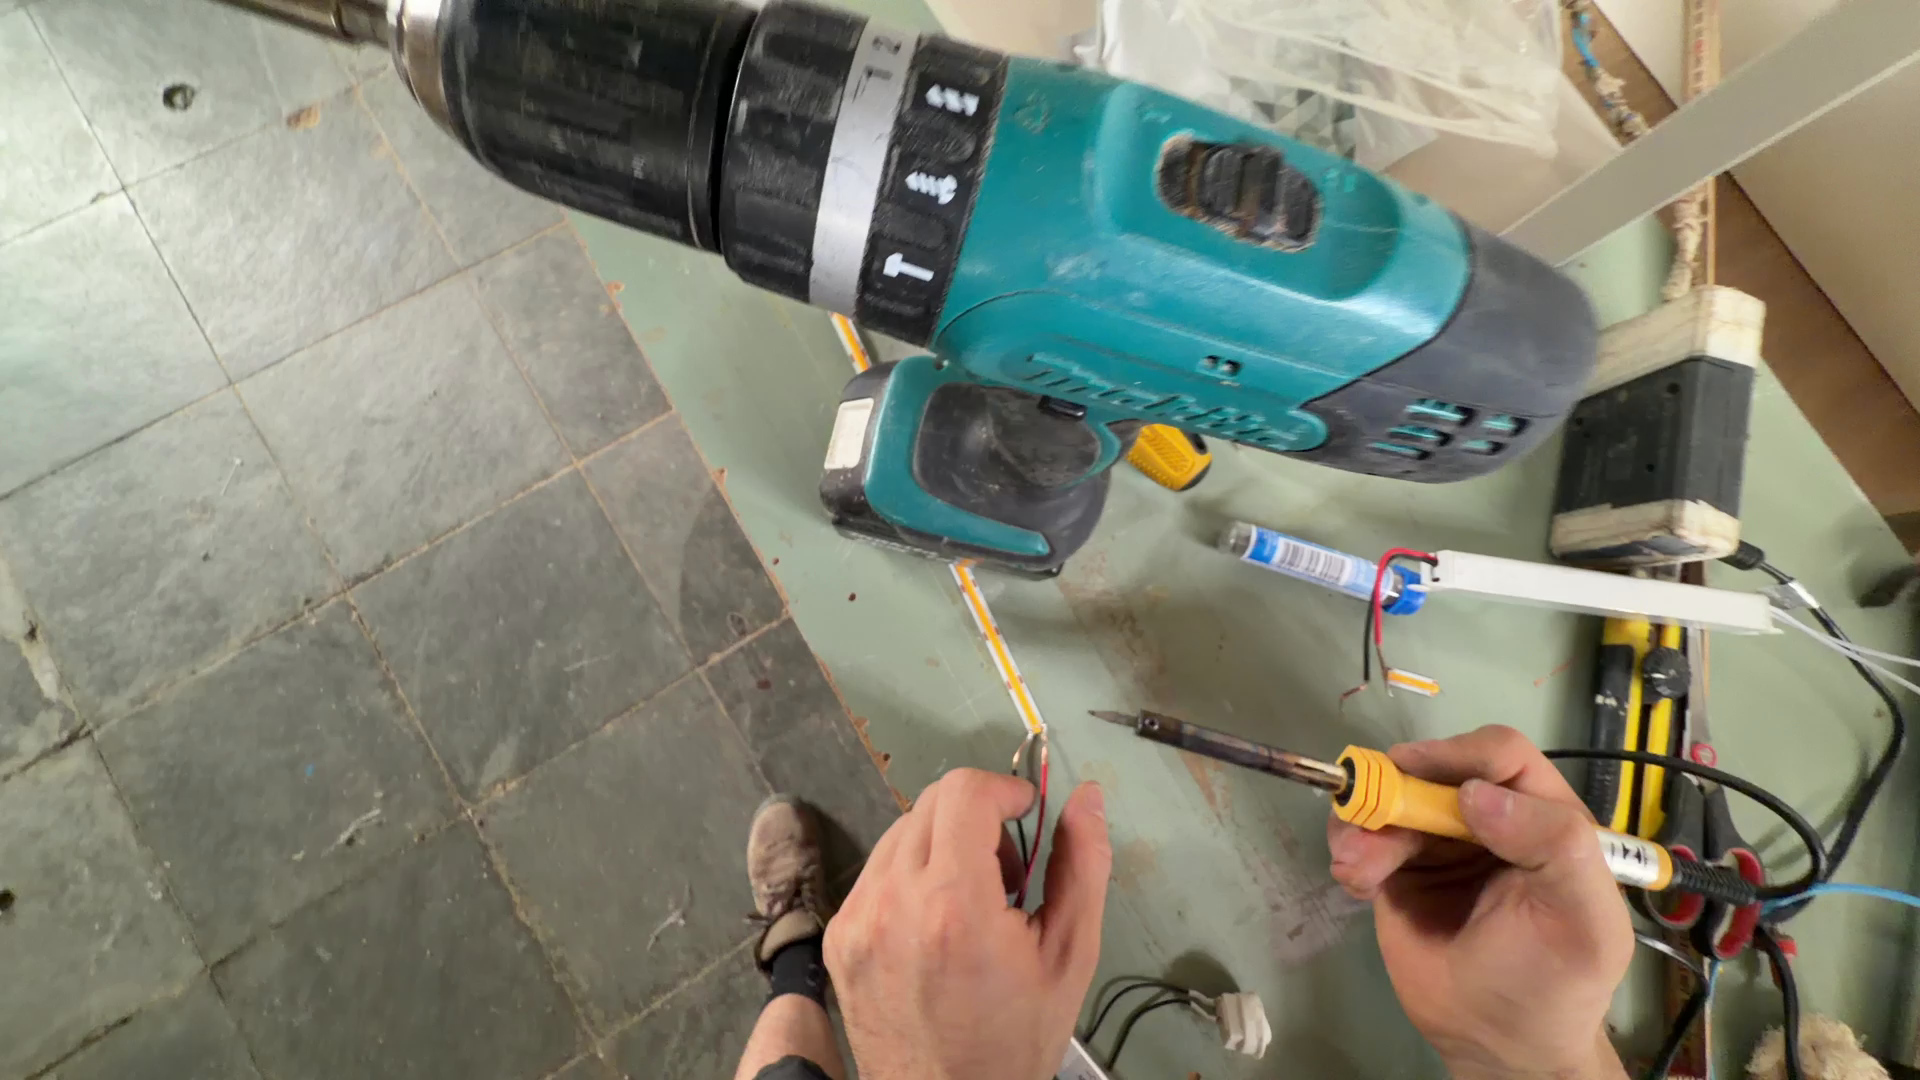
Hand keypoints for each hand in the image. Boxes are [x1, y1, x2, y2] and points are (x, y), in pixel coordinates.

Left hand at [826, 768, 1111, 1079]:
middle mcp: (893, 900)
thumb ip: (1083, 866)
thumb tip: (1086, 794)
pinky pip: (879, 865)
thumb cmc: (1016, 1037)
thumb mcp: (1070, 956)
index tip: (1024, 816)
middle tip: (1006, 872)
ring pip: (904, 827)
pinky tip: (934, 920)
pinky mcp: (838, 932)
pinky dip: (912, 870)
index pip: (965, 792)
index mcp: (954, 906)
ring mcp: (857, 916)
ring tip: (970, 898)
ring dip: (945, 841)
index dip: (1003, 790)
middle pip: (934, 801)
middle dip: (979, 816)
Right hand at [1327, 725, 1632, 1079]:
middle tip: (1369, 836)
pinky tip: (1354, 882)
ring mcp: (1433, 837)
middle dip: (1389, 796)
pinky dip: (1347, 846)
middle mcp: (1483, 816)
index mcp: (1540, 818)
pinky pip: (1357, 828)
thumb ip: (1555, 848)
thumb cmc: (1549, 982)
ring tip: (1355, 872)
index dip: (1457, 754)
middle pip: (1426, 770)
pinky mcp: (1392, 860)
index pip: (1499, 754)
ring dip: (1360, 827)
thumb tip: (1475, 793)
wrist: (1490, 1041)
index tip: (1417, 778)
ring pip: (1382, 797)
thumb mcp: (1581, 924)